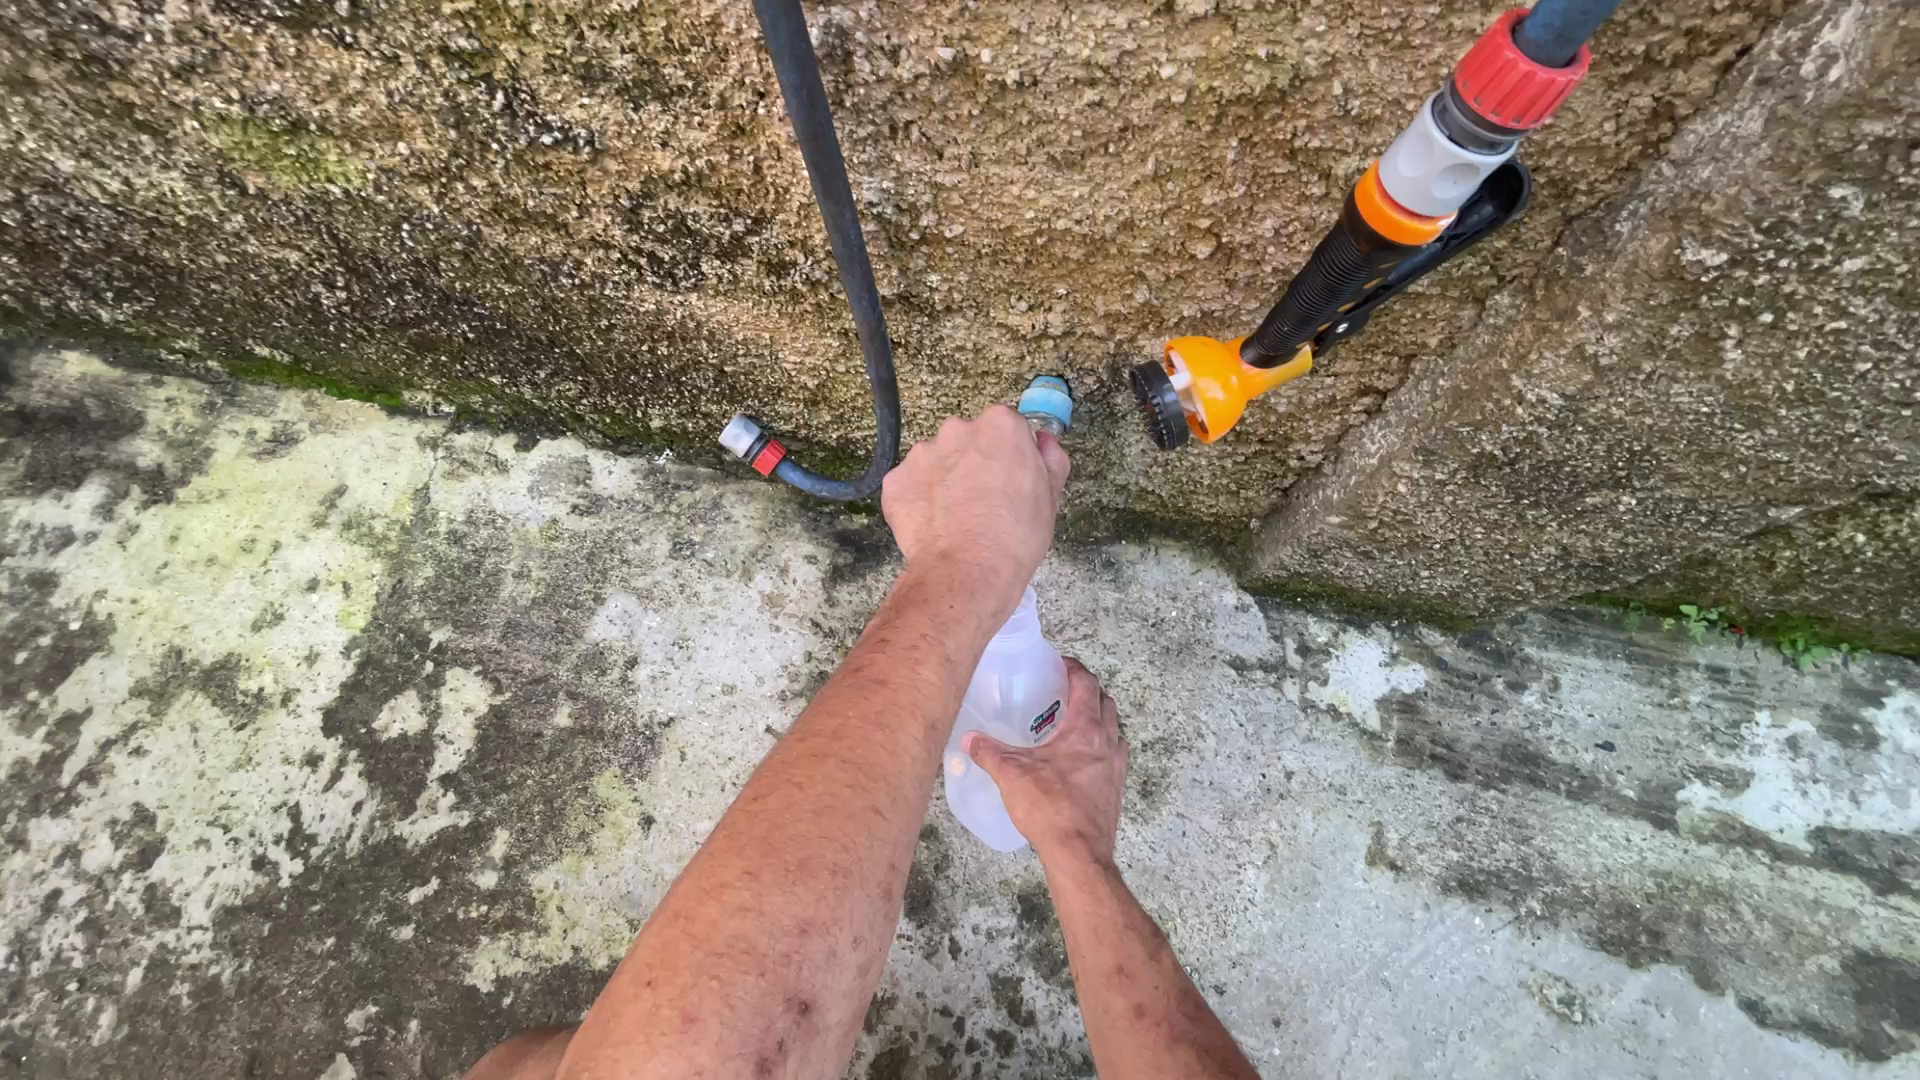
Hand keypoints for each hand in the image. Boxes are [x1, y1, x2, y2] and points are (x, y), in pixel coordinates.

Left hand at [882, 405, 1069, 605]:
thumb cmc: (1012, 539)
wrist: (967, 572)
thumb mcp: (1051, 498)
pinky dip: (921, 502)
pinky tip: (937, 526)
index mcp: (1000, 427)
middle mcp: (958, 430)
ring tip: (958, 519)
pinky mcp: (897, 480)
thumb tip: (1044, 444)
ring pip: (937, 462)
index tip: (1011, 478)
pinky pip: (911, 485)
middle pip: (968, 440)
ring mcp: (923, 454)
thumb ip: (1051, 459)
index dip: (1011, 456)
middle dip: (975, 464)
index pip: (1007, 428)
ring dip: (946, 482)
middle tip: (985, 502)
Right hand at [964, 658, 1127, 867]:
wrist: (1078, 853)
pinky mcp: (1117, 788)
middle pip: (1106, 702)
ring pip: (1115, 728)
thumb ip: (989, 752)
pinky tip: (1084, 759)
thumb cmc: (1049, 807)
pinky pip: (1116, 754)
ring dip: (1100, 718)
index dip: (1074, 669)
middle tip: (1065, 692)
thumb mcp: (1011, 774)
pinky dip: (1104, 745)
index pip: (1087, 684)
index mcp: (1084, 729)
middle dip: (1088, 691)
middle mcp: (1107, 742)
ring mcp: (1117, 766)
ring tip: (1075, 723)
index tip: (1059, 665)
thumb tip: (969, 739)